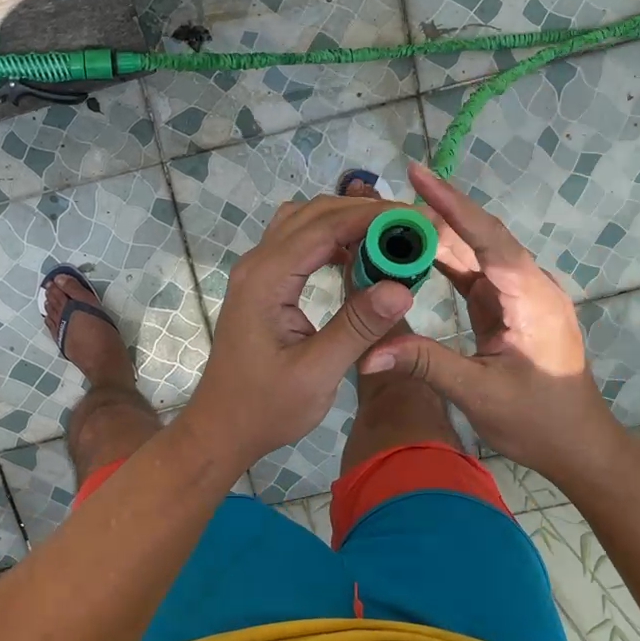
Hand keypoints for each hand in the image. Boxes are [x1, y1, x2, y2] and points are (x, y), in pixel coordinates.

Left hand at [184, 195, 415, 462]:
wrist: (222, 428)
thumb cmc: (266, 408)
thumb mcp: (317, 373)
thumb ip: (357, 327)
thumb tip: (402, 287)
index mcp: (266, 280)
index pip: (324, 227)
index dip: (373, 217)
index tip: (417, 218)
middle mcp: (256, 265)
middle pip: (312, 214)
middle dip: (363, 212)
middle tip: (412, 224)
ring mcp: (256, 273)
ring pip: (303, 223)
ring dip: (345, 221)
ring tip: (390, 236)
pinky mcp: (262, 285)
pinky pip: (298, 244)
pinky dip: (330, 239)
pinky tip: (358, 257)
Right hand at [360, 162, 620, 469]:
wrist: (580, 446)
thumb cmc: (539, 421)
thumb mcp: (479, 393)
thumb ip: (425, 364)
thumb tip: (367, 354)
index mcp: (529, 296)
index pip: (486, 237)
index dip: (450, 204)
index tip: (417, 173)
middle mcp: (529, 286)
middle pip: (480, 237)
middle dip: (436, 215)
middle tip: (386, 202)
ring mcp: (521, 297)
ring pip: (476, 254)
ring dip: (438, 238)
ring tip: (392, 223)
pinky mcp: (511, 310)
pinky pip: (475, 276)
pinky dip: (445, 263)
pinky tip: (415, 256)